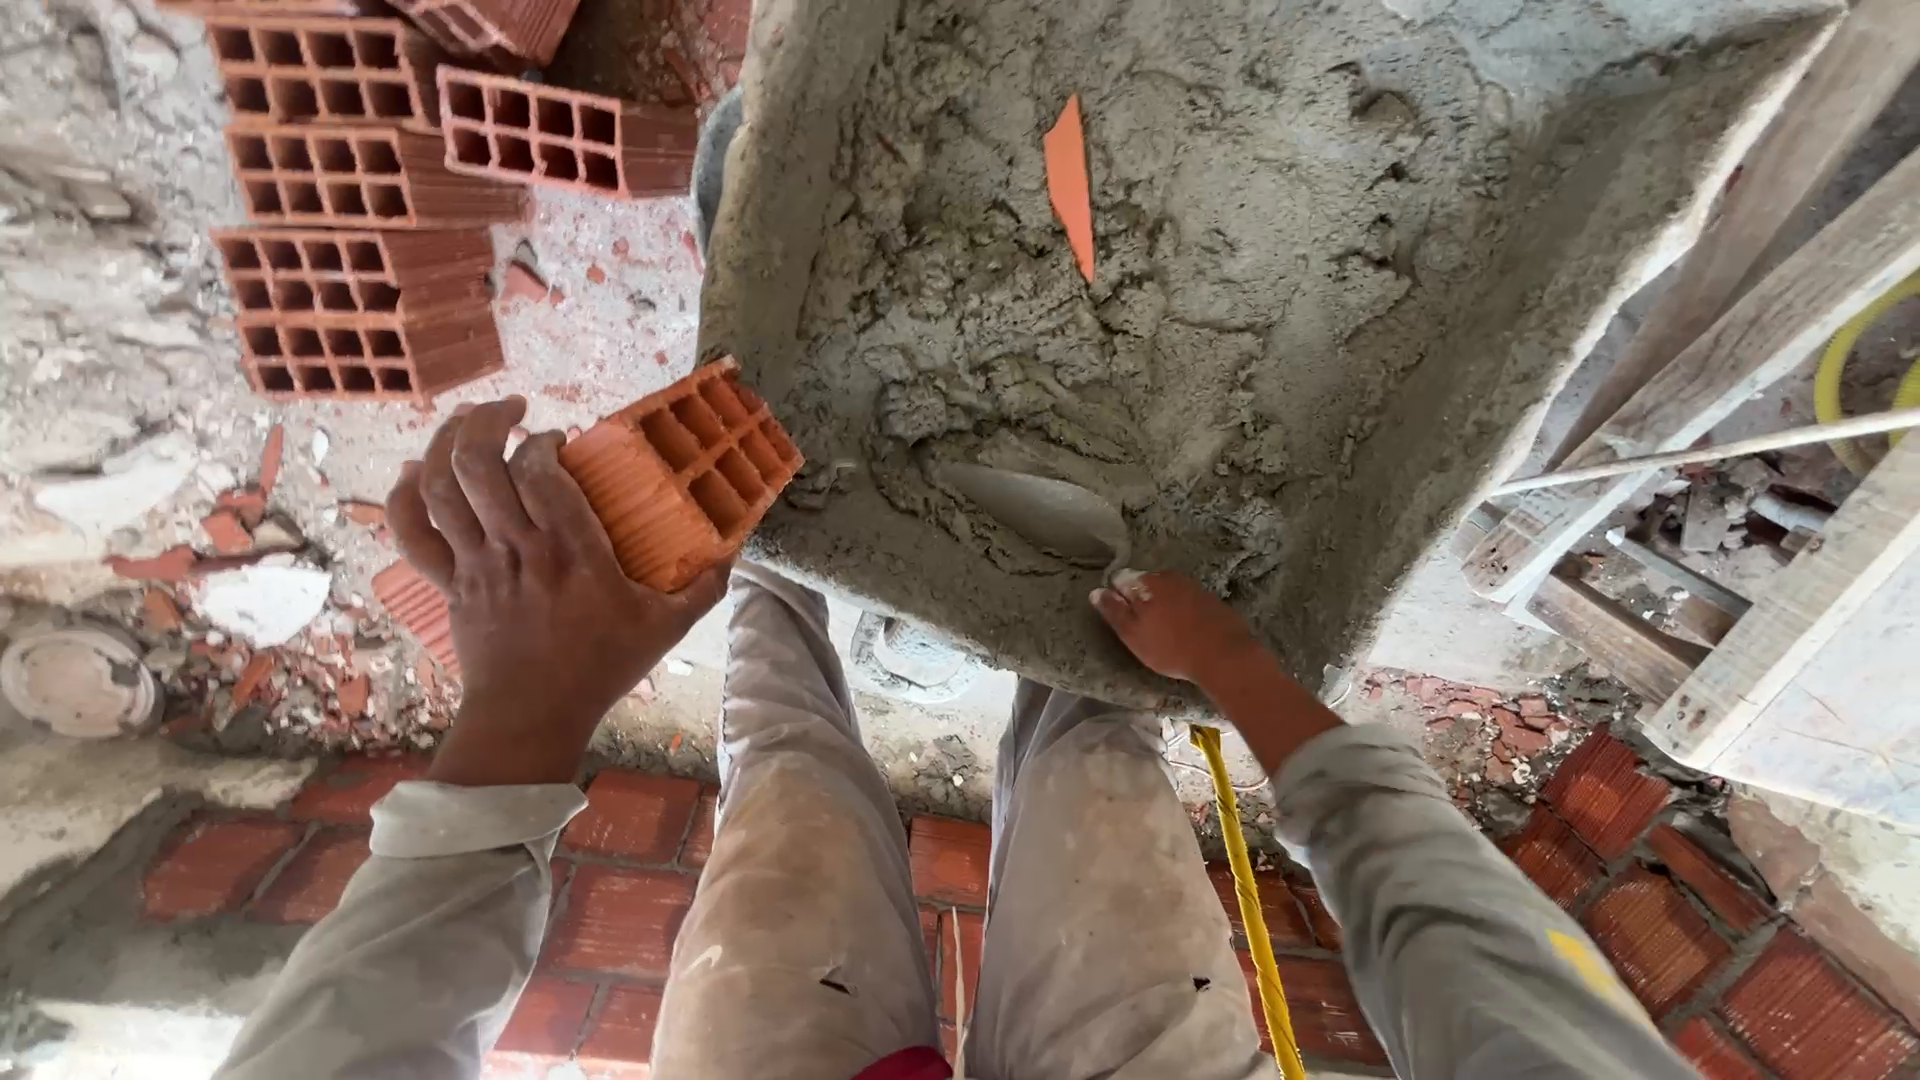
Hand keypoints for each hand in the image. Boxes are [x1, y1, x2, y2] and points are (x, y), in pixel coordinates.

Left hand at [387, 398, 730, 785]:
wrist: (532, 715)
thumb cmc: (601, 667)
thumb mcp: (667, 628)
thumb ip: (703, 589)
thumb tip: (732, 556)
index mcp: (571, 552)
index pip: (540, 473)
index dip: (543, 442)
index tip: (560, 439)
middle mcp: (516, 548)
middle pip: (478, 465)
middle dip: (488, 422)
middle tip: (512, 409)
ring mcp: (475, 564)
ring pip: (440, 487)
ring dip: (446, 442)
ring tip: (469, 421)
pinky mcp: (448, 582)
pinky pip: (410, 531)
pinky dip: (403, 494)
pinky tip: (415, 469)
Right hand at [1089, 569, 1262, 685]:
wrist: (1224, 655)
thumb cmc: (1170, 647)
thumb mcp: (1133, 634)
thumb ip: (1113, 611)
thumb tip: (1096, 591)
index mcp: (1144, 583)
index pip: (1120, 580)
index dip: (1117, 596)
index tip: (1122, 616)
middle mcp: (1167, 577)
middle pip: (1145, 583)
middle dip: (1141, 599)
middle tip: (1144, 626)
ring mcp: (1191, 585)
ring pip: (1168, 590)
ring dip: (1163, 603)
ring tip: (1165, 628)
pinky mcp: (1211, 598)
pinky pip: (1187, 599)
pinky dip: (1183, 609)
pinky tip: (1186, 628)